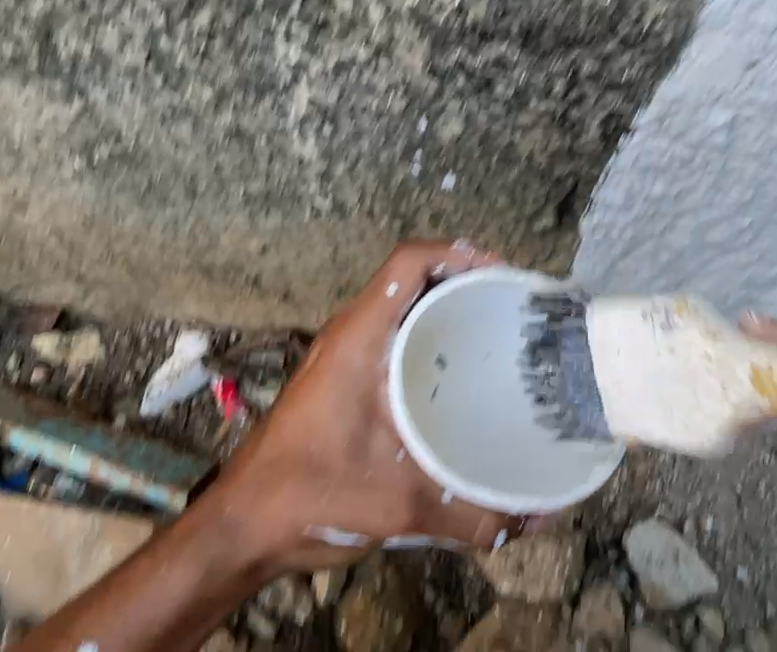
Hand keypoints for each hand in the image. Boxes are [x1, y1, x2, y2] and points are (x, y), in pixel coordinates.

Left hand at [13, 240, 539, 651]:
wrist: (242, 524)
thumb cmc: (308, 495)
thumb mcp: (396, 505)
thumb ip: (468, 516)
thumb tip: (533, 522)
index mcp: (359, 337)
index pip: (408, 262)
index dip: (458, 253)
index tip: (503, 276)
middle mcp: (350, 334)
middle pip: (410, 280)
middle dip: (462, 282)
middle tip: (510, 308)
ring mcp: (342, 356)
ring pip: (399, 310)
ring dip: (442, 311)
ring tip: (494, 335)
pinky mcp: (341, 381)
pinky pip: (391, 341)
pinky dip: (425, 343)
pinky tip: (455, 381)